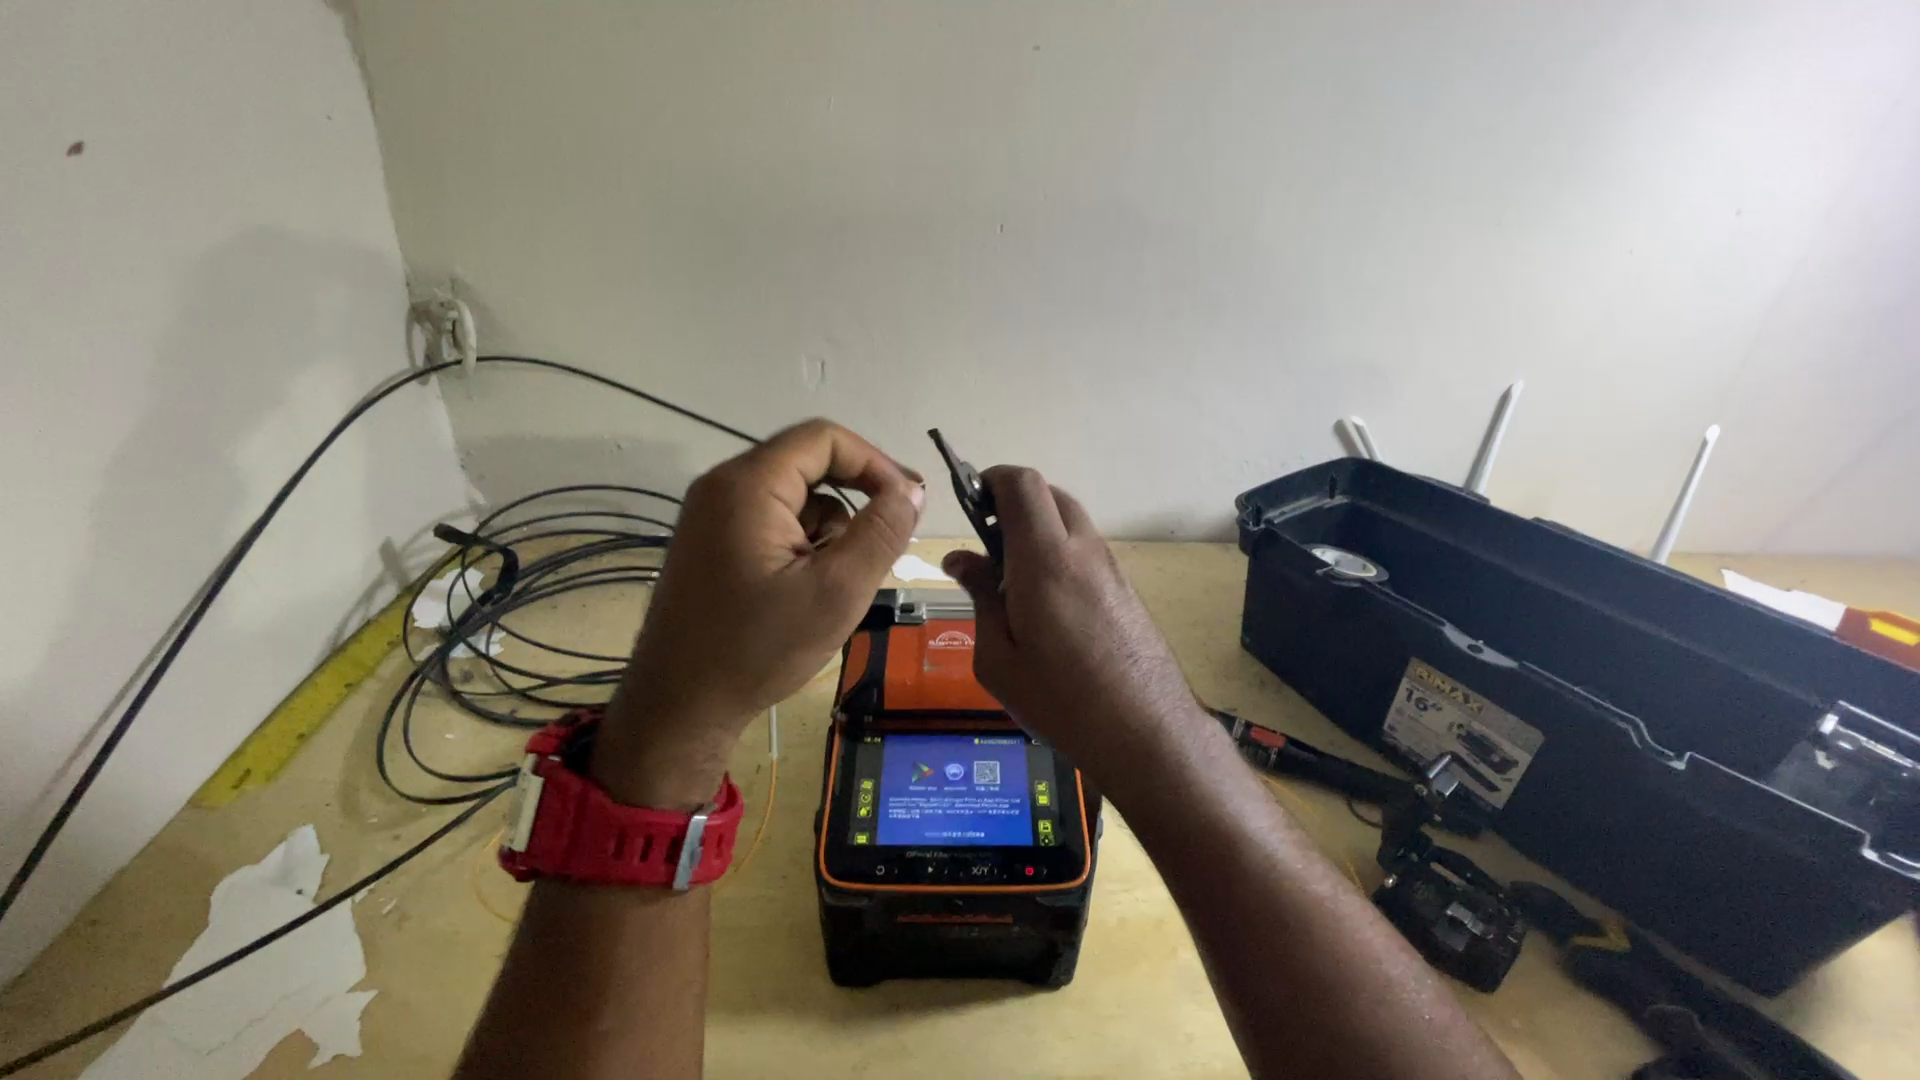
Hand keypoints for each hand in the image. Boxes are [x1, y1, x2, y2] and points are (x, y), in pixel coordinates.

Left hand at [594, 420, 923, 807]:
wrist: (680, 706)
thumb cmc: (758, 649)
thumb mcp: (837, 592)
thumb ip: (881, 533)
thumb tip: (912, 490)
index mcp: (748, 485)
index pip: (824, 438)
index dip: (875, 462)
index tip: (909, 503)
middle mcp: (724, 487)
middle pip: (808, 464)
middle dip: (856, 499)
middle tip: (888, 542)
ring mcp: (712, 516)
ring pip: (795, 498)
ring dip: (831, 528)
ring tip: (839, 583)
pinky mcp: (712, 544)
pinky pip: (773, 522)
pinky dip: (804, 545)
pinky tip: (808, 591)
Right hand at [940, 466, 1202, 795]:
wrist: (1146, 732)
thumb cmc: (1060, 701)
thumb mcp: (998, 659)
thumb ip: (980, 598)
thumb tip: (960, 559)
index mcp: (1045, 560)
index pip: (1021, 484)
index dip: (990, 479)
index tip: (969, 504)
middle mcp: (1083, 551)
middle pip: (1048, 494)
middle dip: (1012, 504)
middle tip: (985, 546)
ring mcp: (1110, 568)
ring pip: (1070, 520)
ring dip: (1037, 529)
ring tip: (1012, 581)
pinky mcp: (1124, 588)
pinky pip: (1085, 549)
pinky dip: (1059, 552)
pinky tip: (1045, 603)